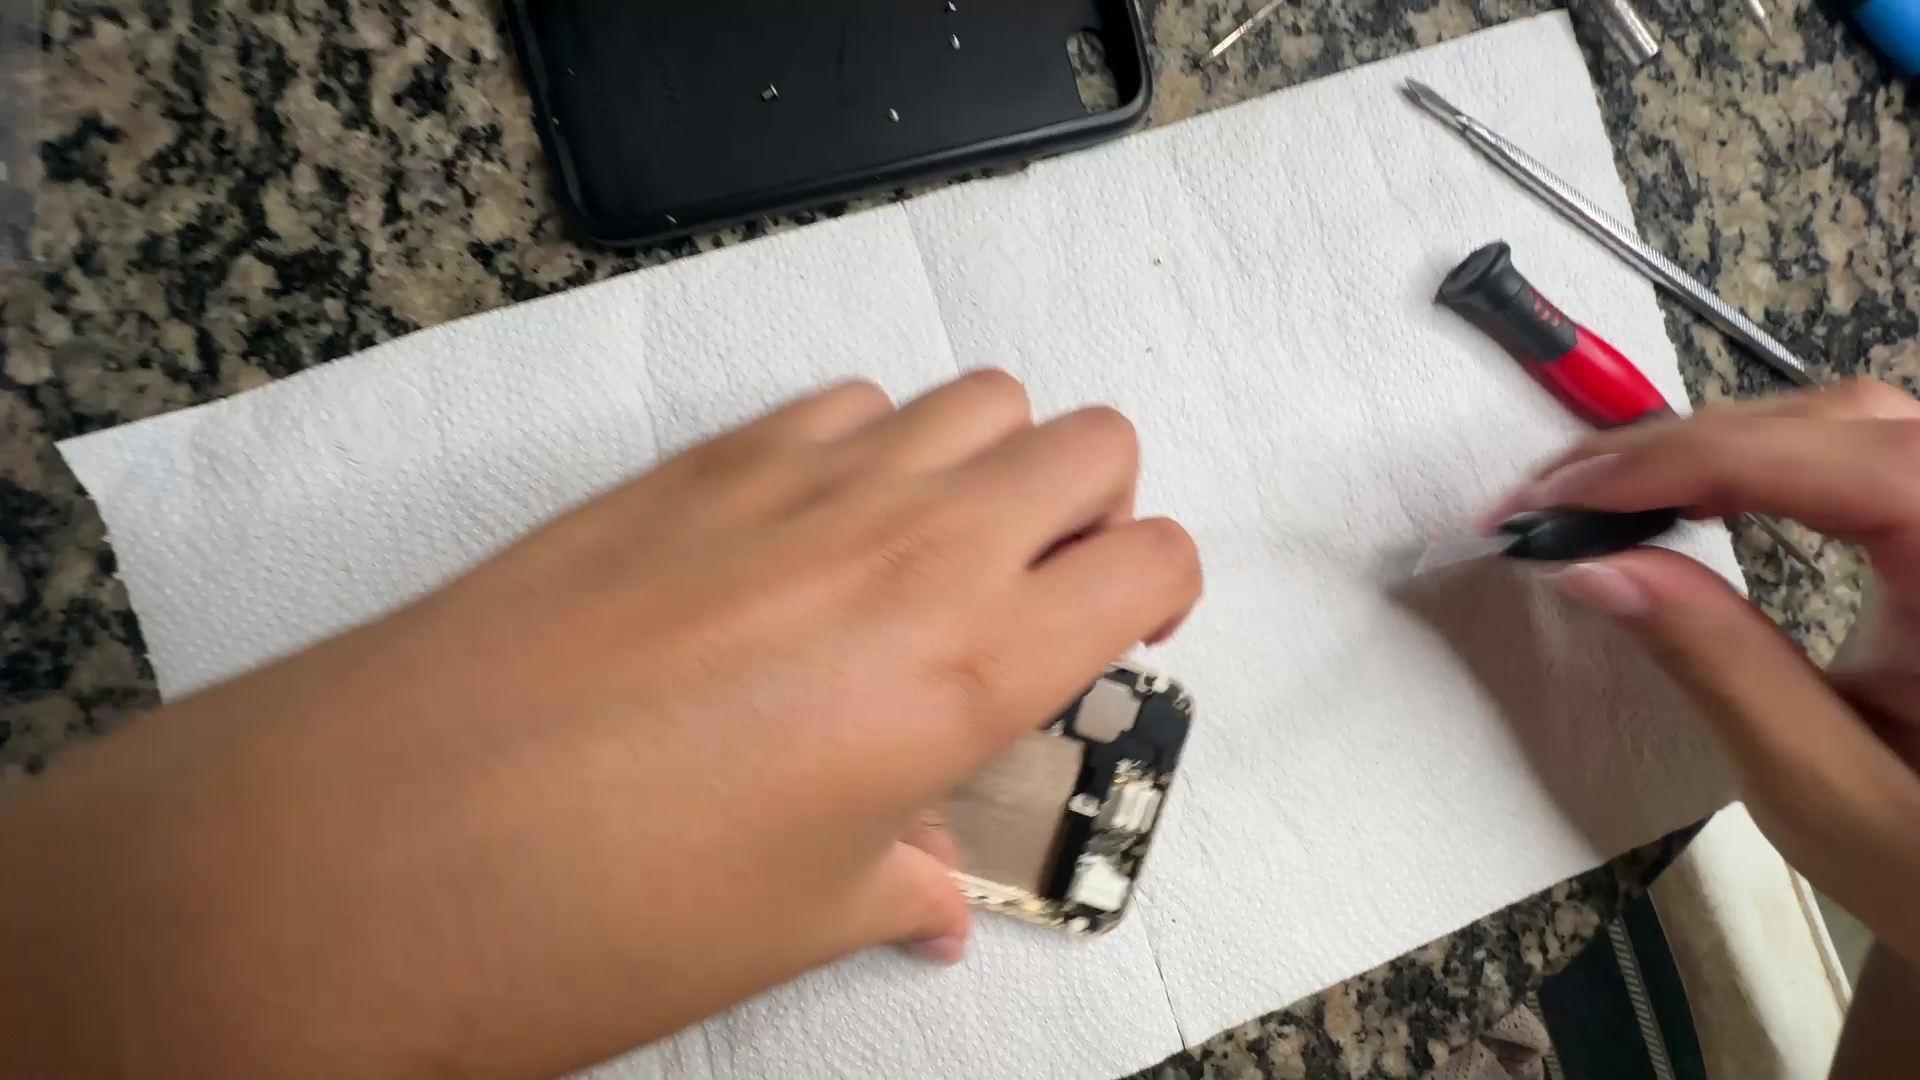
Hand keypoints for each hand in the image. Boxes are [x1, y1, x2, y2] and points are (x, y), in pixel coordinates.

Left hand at [0, 371, 1201, 1078]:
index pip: (1154, 562)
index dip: (1165, 588)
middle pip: (1095, 440)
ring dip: (995, 460)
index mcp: (973, 663)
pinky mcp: (721, 451)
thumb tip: (938, 903)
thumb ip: (906, 880)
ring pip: (984, 396)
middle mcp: (921, 542)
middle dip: (1098, 502)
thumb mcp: (811, 911)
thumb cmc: (620, 905)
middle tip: (1046, 576)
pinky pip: (853, 400)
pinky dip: (877, 442)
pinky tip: (826, 518)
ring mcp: (818, 475)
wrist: (384, 837)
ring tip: (939, 541)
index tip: (1130, 625)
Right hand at [1485, 377, 1919, 961]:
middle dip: (1666, 448)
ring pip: (1837, 424)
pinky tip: (1676, 498)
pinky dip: (1740, 463)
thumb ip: (1712, 660)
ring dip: (1696, 447)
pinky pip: (1847, 457)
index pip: (1838, 464)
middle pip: (1833, 423)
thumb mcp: (1823, 782)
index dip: (1676, 464)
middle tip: (1546, 497)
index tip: (1551, 500)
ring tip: (1589, 495)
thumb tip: (1585, 567)